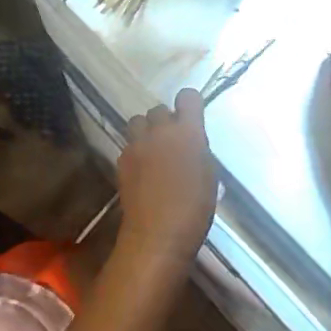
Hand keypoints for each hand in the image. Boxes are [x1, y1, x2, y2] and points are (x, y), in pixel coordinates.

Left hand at [115, 89, 215, 263]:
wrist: (158, 233)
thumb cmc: (195, 209)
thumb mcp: (209, 176)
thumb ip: (198, 151)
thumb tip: (190, 144)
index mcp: (188, 132)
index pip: (188, 97)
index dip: (189, 104)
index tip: (191, 117)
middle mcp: (161, 131)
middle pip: (159, 109)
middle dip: (165, 121)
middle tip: (172, 142)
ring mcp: (137, 144)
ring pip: (137, 121)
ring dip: (146, 131)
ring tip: (153, 151)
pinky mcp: (121, 159)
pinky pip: (128, 144)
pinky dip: (135, 151)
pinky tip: (142, 171)